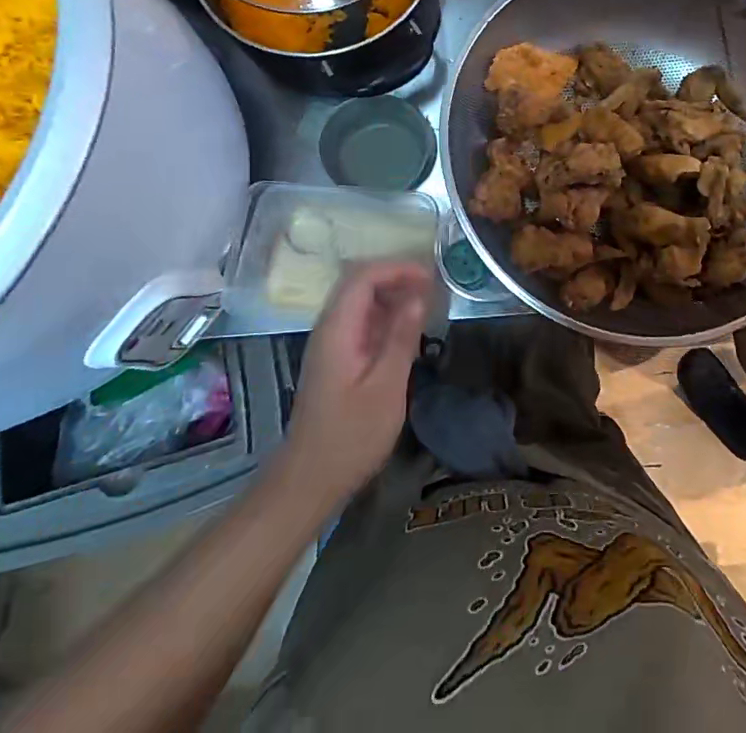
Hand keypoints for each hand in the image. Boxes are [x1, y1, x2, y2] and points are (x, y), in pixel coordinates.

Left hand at [282, 261, 431, 503]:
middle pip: (359, 283)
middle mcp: (330, 329)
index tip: (431, 276)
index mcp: (337, 330)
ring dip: (393, 295)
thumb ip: (401, 337)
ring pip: (361, 302)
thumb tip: (419, 295)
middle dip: (397, 277)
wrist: (311, 477)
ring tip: (428, 304)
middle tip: (434, 288)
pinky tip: (410, 331)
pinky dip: (387, 317)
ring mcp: (332, 343)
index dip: (397, 268)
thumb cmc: (352, 436)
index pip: (362, 277)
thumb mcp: (386, 386)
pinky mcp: (338, 358)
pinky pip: (362, 322)